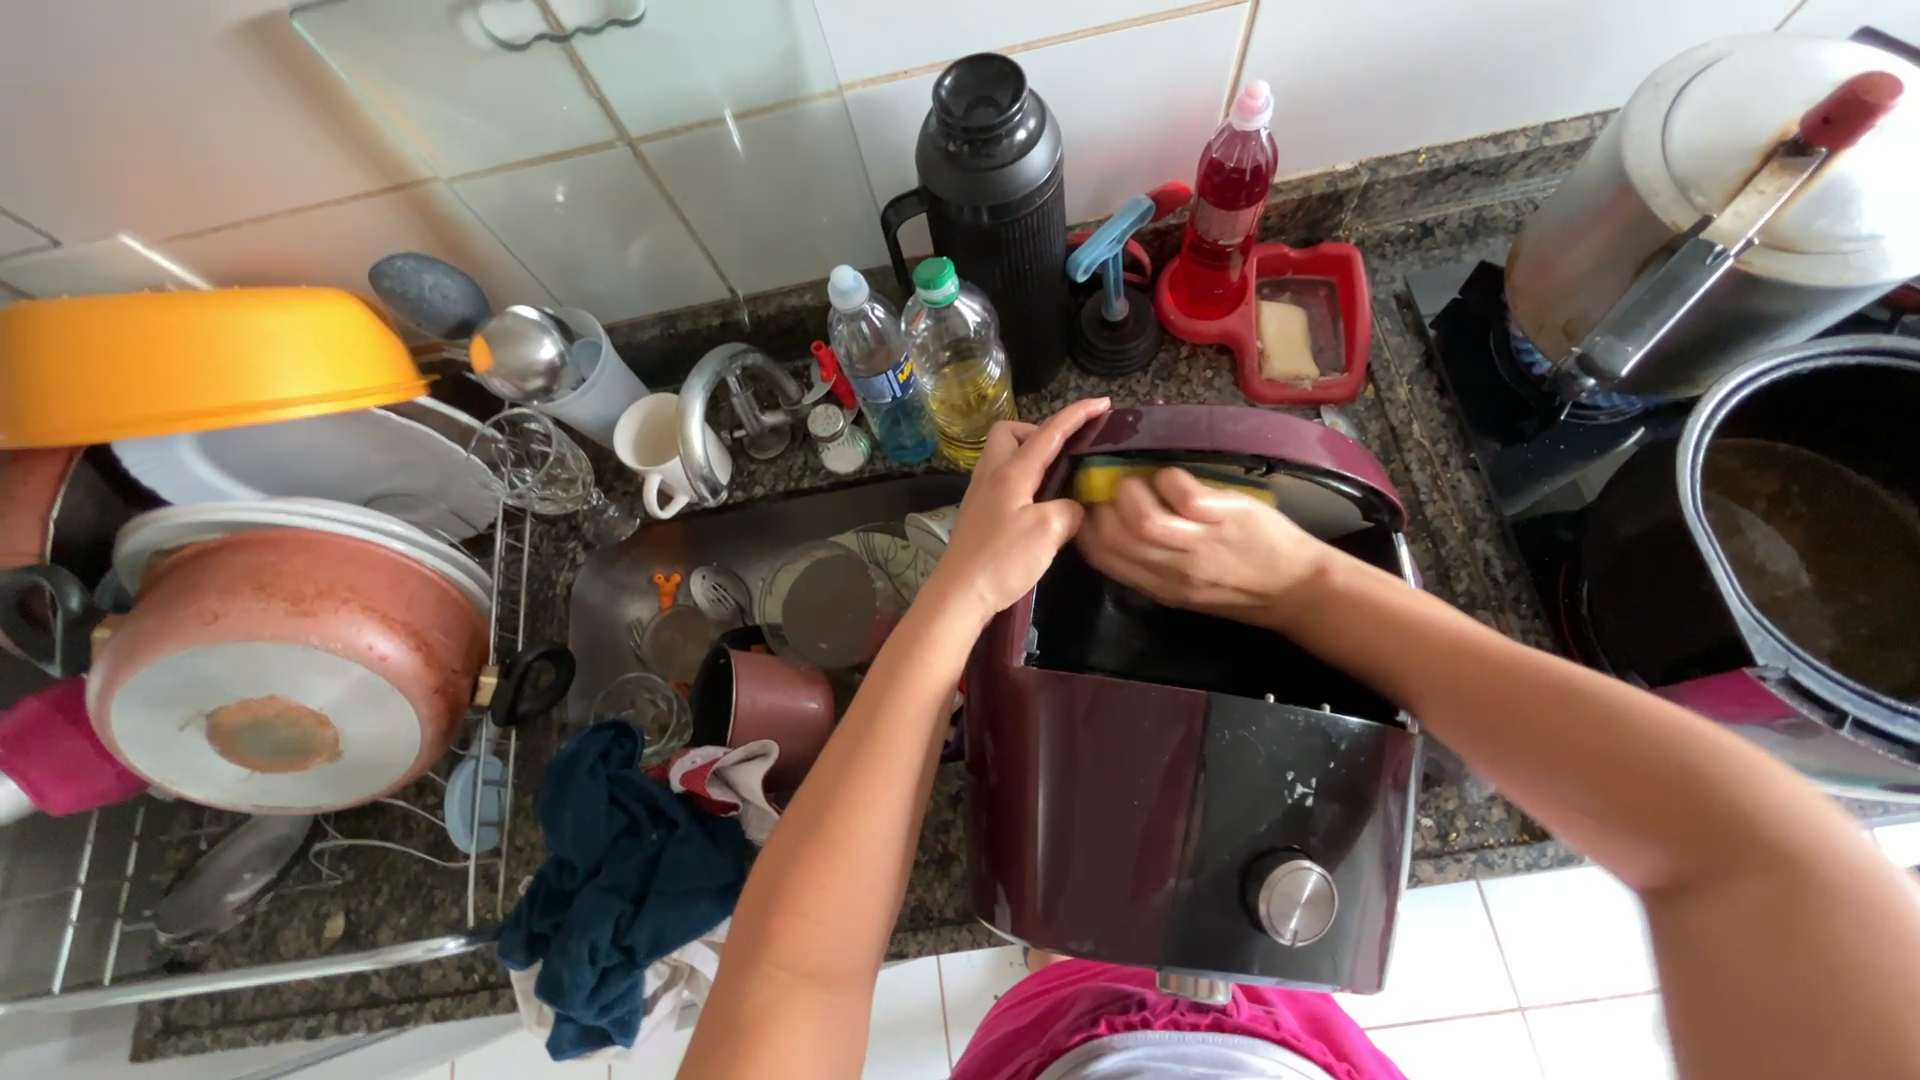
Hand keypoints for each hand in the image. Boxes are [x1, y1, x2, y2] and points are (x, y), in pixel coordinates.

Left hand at [921, 398, 1112, 624]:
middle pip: (1010, 433)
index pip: (1049, 432)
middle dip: (1040, 431)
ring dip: (1029, 456)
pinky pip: (1002, 481)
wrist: (959, 594)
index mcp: (1012, 471)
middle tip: (1065, 452)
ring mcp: (981, 494)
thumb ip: (1070, 510)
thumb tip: (1073, 508)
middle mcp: (992, 474)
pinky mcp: (978, 514)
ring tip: (1056, 478)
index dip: (1078, 415)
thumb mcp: (1049, 532)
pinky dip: (1022, 480)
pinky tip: (1037, 504)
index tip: (1103, 403)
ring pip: (1003, 456)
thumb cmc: (1003, 559)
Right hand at [1076, 466, 1335, 625]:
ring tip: (1145, 483)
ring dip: (1134, 492)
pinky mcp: (1227, 518)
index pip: (1102, 558)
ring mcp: (1201, 544)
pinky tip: (1175, 480)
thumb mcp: (1185, 591)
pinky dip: (1170, 480)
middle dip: (1105, 506)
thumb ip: (1149, 566)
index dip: (1086, 528)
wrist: (1299, 590)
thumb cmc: (1241, 588)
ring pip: (1144, 520)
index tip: (1092, 509)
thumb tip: (1113, 528)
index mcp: (1159, 587)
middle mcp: (1175, 569)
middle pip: (1116, 538)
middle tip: (1118, 491)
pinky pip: (1184, 494)